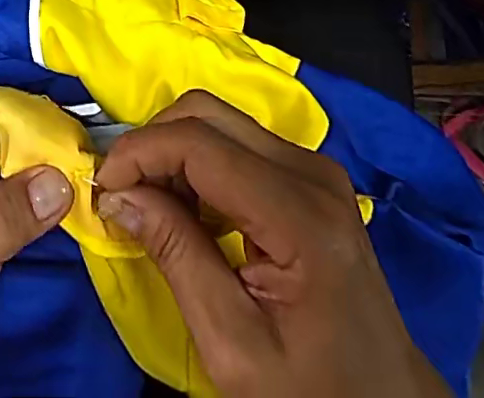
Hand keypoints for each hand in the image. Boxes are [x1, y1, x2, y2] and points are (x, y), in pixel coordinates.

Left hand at [0, 112, 73, 397]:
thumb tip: (62, 180)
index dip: (30, 123)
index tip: (76, 134)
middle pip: (12, 143)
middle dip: (53, 148)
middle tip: (99, 157)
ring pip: (27, 174)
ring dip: (61, 177)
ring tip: (101, 175)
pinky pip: (32, 211)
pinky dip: (58, 207)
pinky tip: (89, 201)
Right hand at [94, 91, 449, 397]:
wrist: (382, 393)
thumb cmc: (309, 385)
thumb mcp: (233, 342)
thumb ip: (177, 257)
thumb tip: (120, 195)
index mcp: (298, 212)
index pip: (202, 144)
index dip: (141, 153)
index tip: (101, 189)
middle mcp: (310, 169)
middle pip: (211, 113)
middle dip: (153, 143)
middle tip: (121, 196)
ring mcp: (314, 166)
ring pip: (222, 120)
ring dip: (174, 150)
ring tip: (150, 206)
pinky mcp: (310, 173)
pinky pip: (240, 142)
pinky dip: (200, 161)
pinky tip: (187, 206)